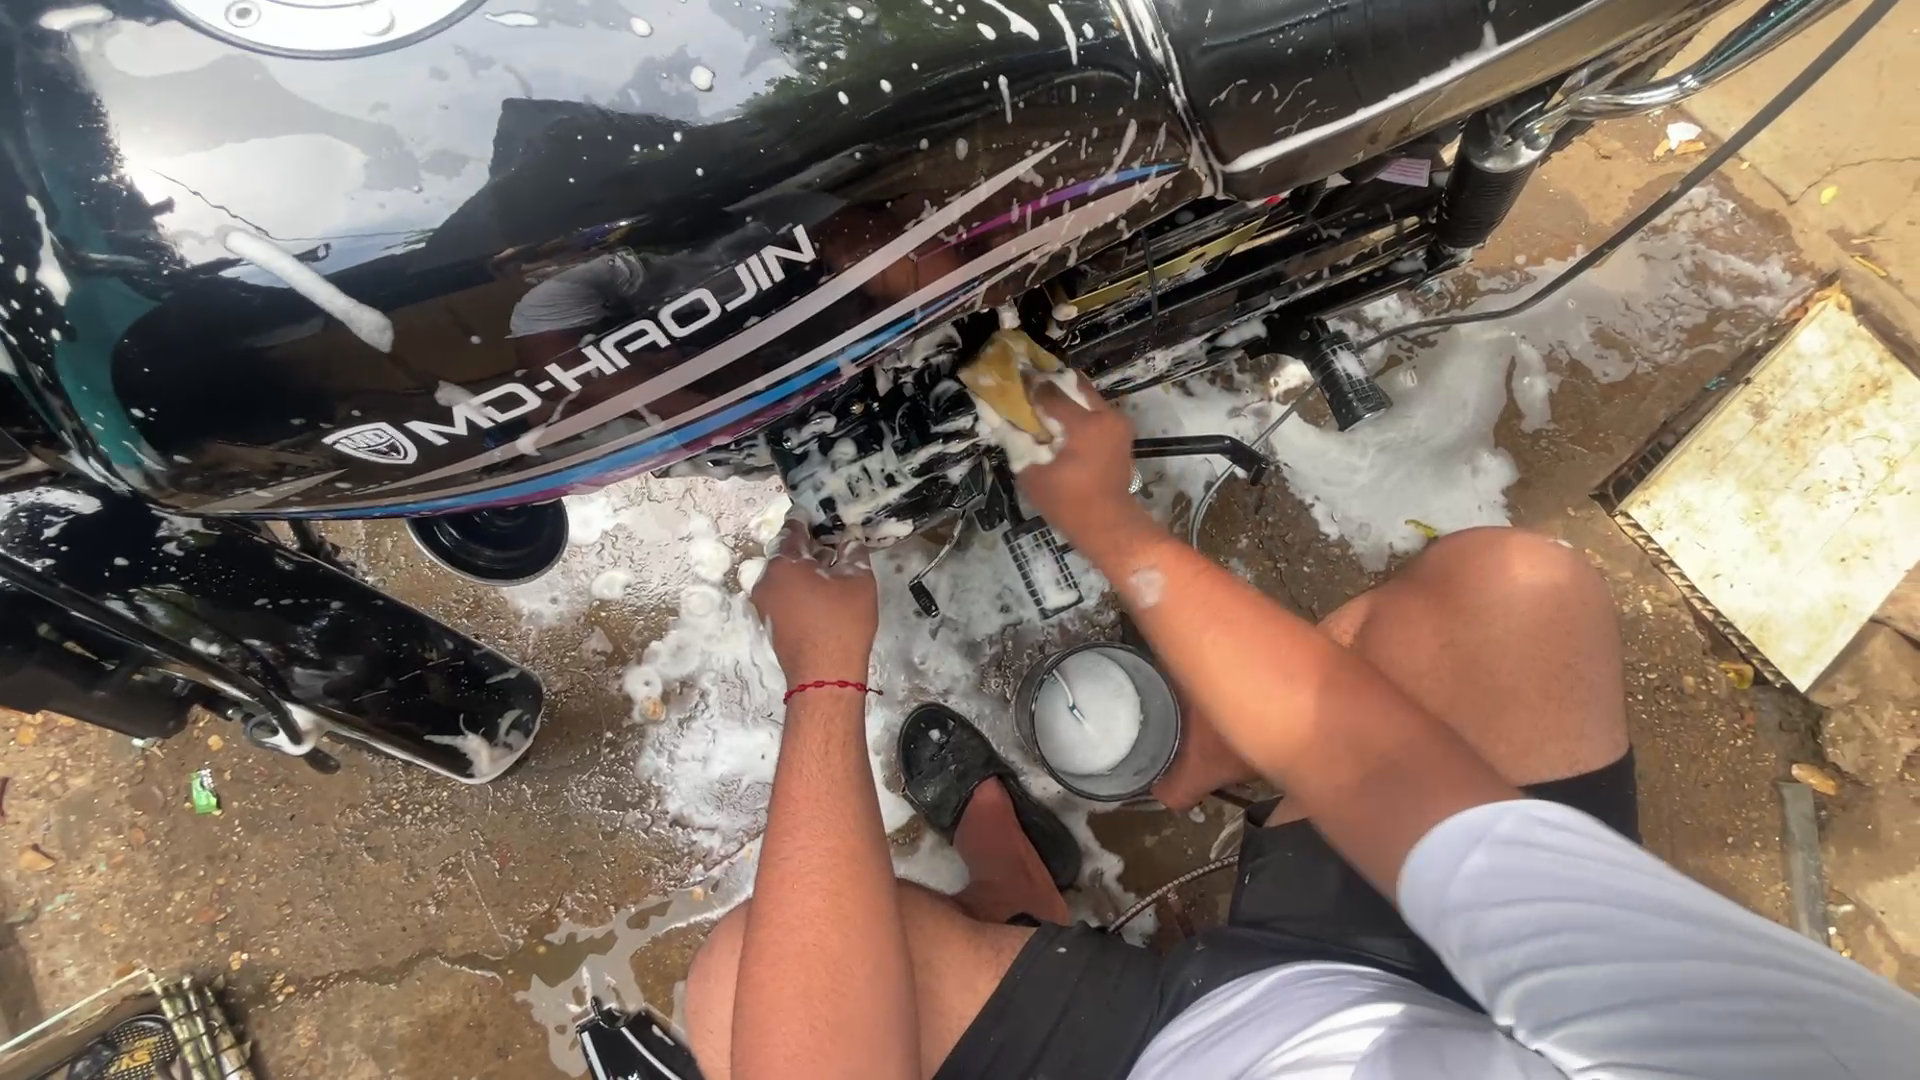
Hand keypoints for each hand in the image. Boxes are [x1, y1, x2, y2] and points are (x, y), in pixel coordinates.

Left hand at [751, 521, 879, 687]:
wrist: (824, 676)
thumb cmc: (842, 623)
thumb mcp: (858, 582)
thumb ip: (853, 553)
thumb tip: (850, 537)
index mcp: (784, 563)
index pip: (792, 529)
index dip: (804, 517)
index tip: (811, 509)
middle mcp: (766, 580)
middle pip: (785, 552)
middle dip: (806, 544)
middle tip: (828, 537)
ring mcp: (765, 603)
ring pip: (784, 574)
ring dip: (804, 567)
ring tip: (831, 563)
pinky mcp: (770, 622)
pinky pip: (784, 593)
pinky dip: (800, 585)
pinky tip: (822, 589)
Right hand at [1016, 376, 1144, 544]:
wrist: (1107, 525)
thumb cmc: (1068, 503)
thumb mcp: (1032, 476)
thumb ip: (1018, 444)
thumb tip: (1004, 424)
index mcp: (1086, 425)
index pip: (1052, 394)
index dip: (1031, 385)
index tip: (1016, 376)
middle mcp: (1107, 417)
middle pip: (1076, 387)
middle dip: (1054, 383)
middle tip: (1031, 382)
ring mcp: (1119, 425)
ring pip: (1090, 398)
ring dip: (1068, 397)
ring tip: (1045, 400)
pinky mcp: (1122, 436)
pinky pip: (1098, 413)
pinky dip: (1080, 411)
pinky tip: (1062, 419)